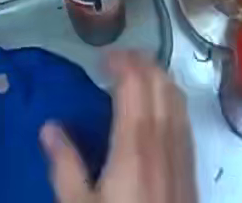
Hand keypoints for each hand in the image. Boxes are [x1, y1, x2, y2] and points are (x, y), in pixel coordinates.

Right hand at [42, 50, 195, 202]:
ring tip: (137, 77)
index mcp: (135, 148)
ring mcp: (183, 164)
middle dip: (143, 64)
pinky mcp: (192, 181)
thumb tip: (49, 127)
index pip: (136, 86)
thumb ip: (65, 165)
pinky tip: (157, 114)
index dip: (123, 62)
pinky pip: (185, 127)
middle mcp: (164, 148)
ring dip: (160, 81)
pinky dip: (171, 105)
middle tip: (117, 61)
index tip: (102, 59)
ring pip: (179, 105)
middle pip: (163, 88)